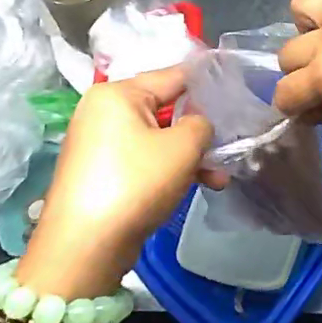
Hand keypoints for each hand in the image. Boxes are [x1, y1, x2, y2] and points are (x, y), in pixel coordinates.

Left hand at [20, 67, 223, 297]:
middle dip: (201, 129)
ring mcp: (100, 143)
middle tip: (232, 141)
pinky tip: (201, 185)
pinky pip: (146, 158)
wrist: (84, 247)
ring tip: (220, 176)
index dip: (208, 79)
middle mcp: (104, 111)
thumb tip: (198, 125)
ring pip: (160, 138)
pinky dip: (172, 168)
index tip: (237, 81)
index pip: (174, 76)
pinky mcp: (103, 172)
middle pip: (167, 109)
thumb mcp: (183, 146)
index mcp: (117, 93)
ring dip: (192, 154)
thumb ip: (202, 124)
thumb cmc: (136, 183)